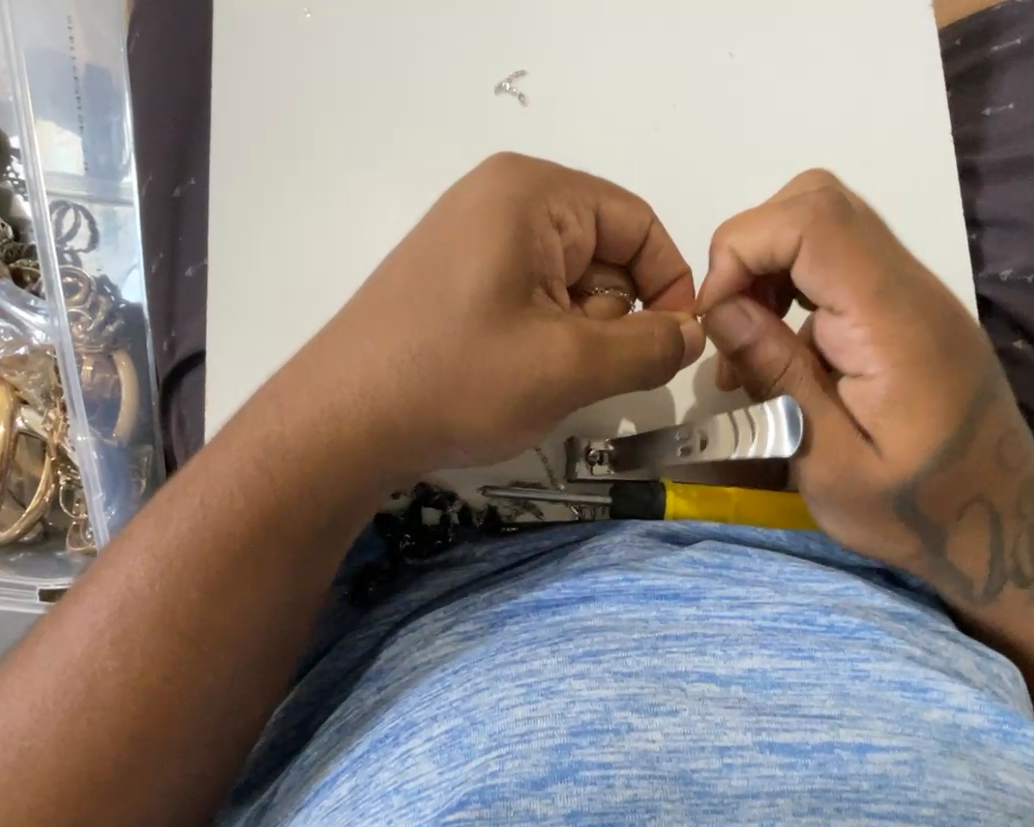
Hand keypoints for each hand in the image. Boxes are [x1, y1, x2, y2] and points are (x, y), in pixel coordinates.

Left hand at [270, 153, 706, 480]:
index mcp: (532, 193)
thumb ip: (649, 347)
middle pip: (602, 254)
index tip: (673, 350)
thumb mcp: (570, 367)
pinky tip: (510, 381)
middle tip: (582, 375)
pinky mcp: (451, 285)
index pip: (638, 223)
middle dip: (610, 320)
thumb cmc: (456, 381)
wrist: (342, 424)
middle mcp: (498, 201)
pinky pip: (525, 303)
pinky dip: (538, 344)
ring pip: (564, 287)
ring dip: (573, 340)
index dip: (669, 287)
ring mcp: (469, 243)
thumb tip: (691, 334)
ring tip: (537, 382)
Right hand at [696, 171, 1033, 606]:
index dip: (742, 249)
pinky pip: (836, 269)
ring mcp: (911, 296)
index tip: (712, 318)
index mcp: (893, 323)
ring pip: (825, 227)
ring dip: (765, 272)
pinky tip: (776, 357)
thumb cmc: (914, 510)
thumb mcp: (829, 463)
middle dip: (749, 252)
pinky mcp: (903, 314)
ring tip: (744, 350)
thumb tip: (720, 308)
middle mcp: (908, 289)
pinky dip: (788, 293)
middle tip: (725, 328)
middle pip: (819, 202)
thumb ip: (778, 377)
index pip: (813, 220)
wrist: (998, 524)